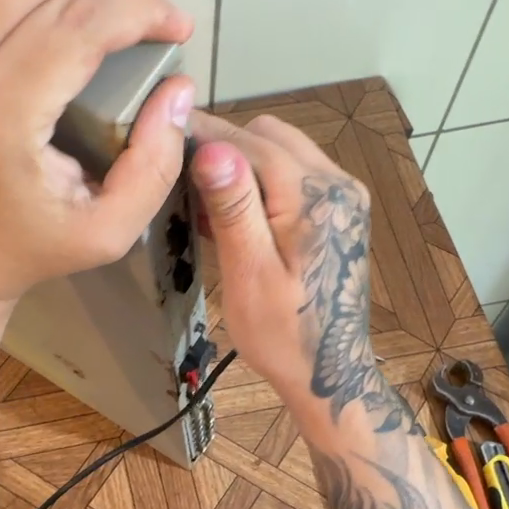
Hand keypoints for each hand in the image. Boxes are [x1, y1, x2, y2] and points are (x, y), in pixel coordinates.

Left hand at [0, 0, 195, 304]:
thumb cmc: (31, 249)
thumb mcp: (107, 233)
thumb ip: (154, 167)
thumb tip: (178, 89)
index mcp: (1, 117)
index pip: (80, 23)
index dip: (140, 10)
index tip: (176, 28)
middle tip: (140, 20)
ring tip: (96, 12)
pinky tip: (45, 6)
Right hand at [189, 113, 400, 430]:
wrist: (328, 373)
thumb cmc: (282, 335)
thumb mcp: (250, 276)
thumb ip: (234, 209)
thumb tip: (212, 148)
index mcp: (315, 198)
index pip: (251, 142)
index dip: (205, 135)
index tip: (164, 137)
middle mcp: (338, 184)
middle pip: (269, 137)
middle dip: (225, 149)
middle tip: (183, 180)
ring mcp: (344, 197)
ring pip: (283, 151)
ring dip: (243, 165)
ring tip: (206, 201)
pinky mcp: (341, 212)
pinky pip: (295, 176)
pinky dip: (263, 182)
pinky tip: (237, 214)